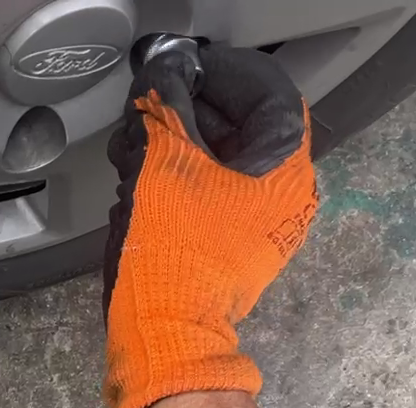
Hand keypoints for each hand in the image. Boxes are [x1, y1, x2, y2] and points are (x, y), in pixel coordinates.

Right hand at [103, 42, 317, 407]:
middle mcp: (278, 199)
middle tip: (148, 102)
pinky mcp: (222, 253)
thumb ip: (164, 108)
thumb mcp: (165, 166)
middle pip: (240, 129)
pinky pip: (204, 200)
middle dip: (188, 110)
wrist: (164, 336)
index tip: (180, 64)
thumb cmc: (174, 253)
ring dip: (174, 147)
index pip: (267, 91)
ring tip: (132, 145)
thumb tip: (160, 75)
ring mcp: (251, 230)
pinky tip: (137, 179)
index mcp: (283, 170)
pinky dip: (173, 182)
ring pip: (217, 166)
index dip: (222, 69)